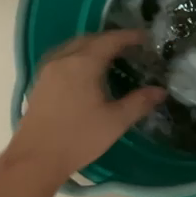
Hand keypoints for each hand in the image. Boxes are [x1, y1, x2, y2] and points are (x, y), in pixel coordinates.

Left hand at [8, 30, 165, 183]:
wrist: (35, 159)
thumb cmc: (78, 139)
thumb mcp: (115, 122)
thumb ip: (139, 103)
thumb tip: (161, 91)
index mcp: (83, 64)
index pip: (110, 40)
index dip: (130, 37)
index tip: (146, 38)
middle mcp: (64, 59)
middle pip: (90, 39)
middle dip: (111, 39)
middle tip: (131, 49)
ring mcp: (48, 70)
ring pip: (74, 47)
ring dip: (93, 46)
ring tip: (111, 58)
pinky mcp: (40, 82)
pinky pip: (63, 57)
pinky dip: (79, 56)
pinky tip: (86, 72)